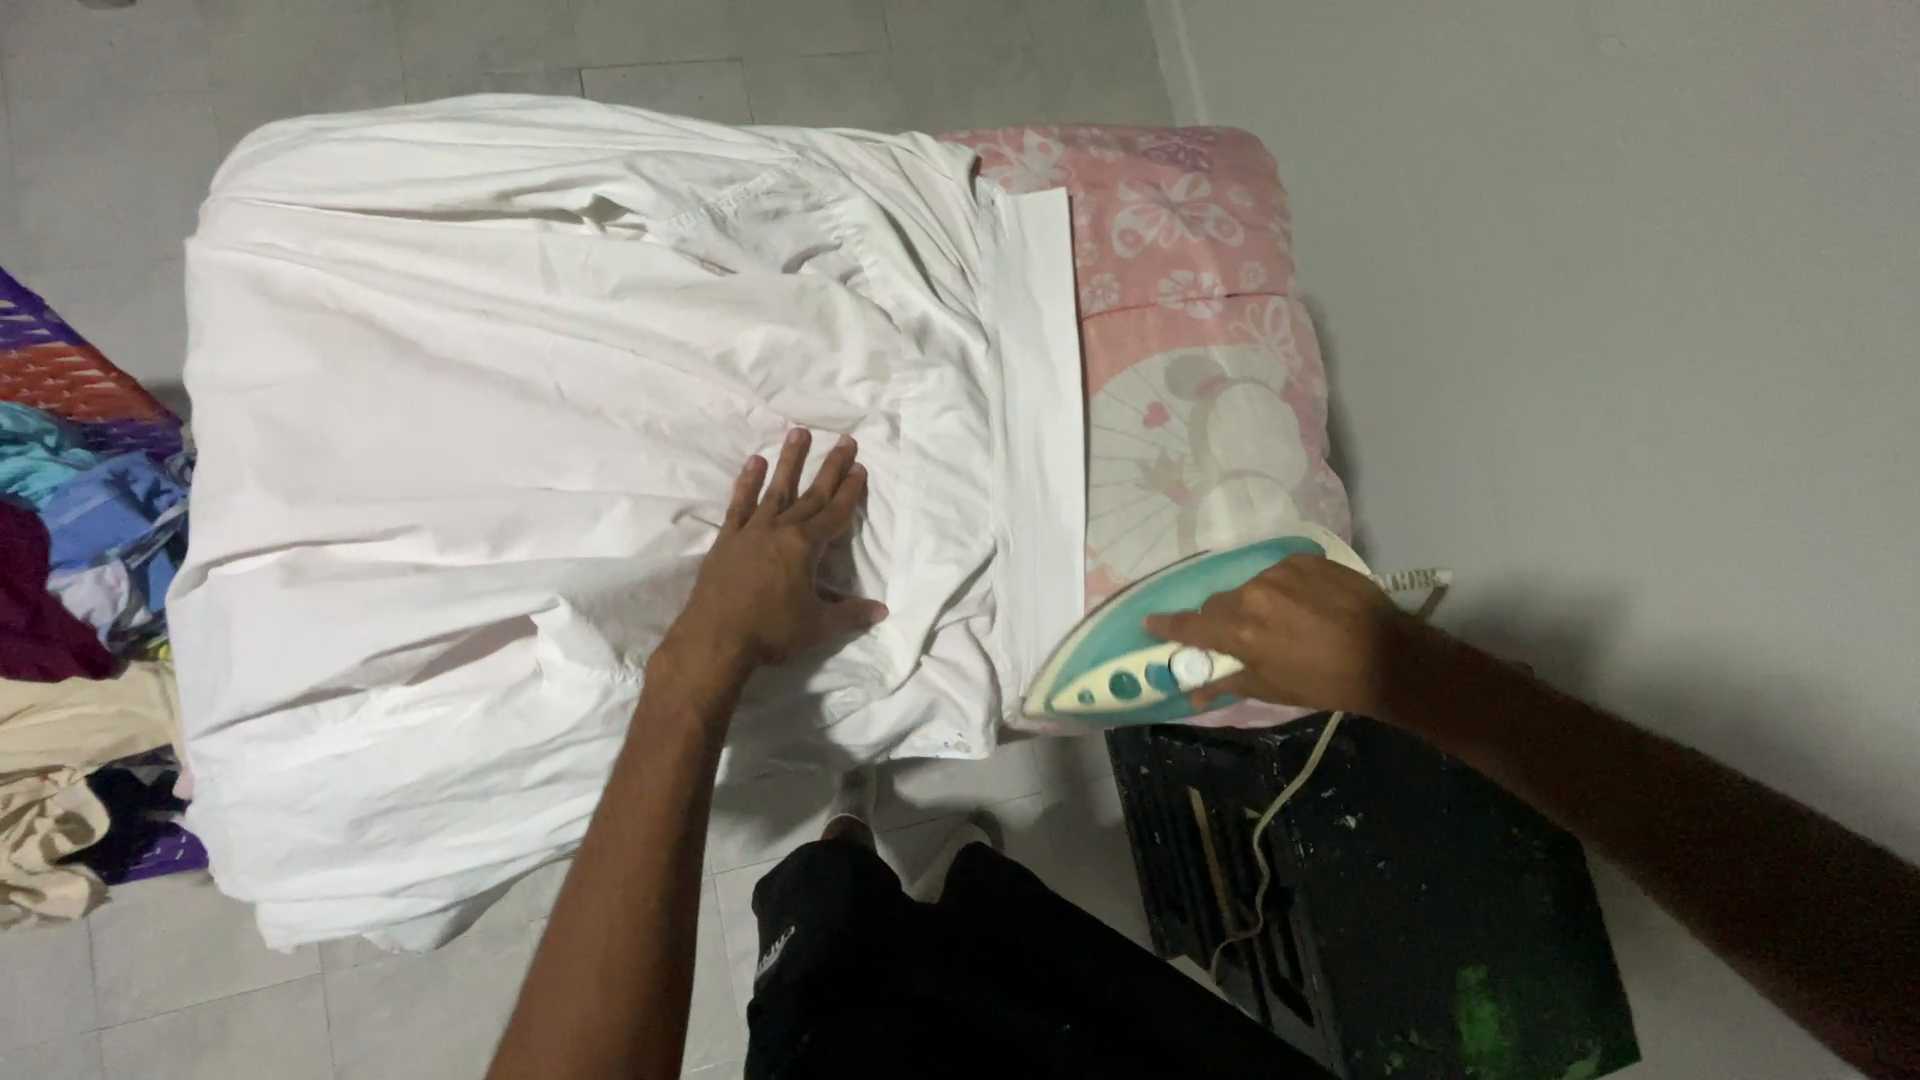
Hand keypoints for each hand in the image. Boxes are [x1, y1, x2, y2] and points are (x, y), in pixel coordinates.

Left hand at [662, 428, 888, 672]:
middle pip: (811, 493)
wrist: (714, 640)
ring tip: (798, 433)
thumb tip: (882, 611)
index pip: (835, 512)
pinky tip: (754, 463)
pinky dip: (747, 483)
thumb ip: (850, 614)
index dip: (851, 490)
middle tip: (844, 440)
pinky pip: (740, 504)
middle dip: (831, 467)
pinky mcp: (727, 540)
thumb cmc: (771, 632)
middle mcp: (780, 530)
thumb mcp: (818, 627)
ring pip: (775, 489)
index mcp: (805, 546)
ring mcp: (751, 531)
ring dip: (789, 461)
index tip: (860, 467)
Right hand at [1142, 554, 1417, 714]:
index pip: (1189, 625)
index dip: (1167, 626)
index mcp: (1242, 632)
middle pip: (1217, 603)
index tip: (1151, 623)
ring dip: (1252, 602)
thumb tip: (1193, 692)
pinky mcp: (1303, 559)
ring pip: (1247, 586)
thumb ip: (1228, 682)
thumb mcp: (1273, 689)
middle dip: (1220, 619)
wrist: (1388, 656)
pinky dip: (1280, 587)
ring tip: (1280, 618)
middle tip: (1238, 634)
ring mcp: (1279, 573)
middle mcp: (1253, 596)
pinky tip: (1302, 603)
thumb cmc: (1327, 683)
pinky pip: (1276, 572)